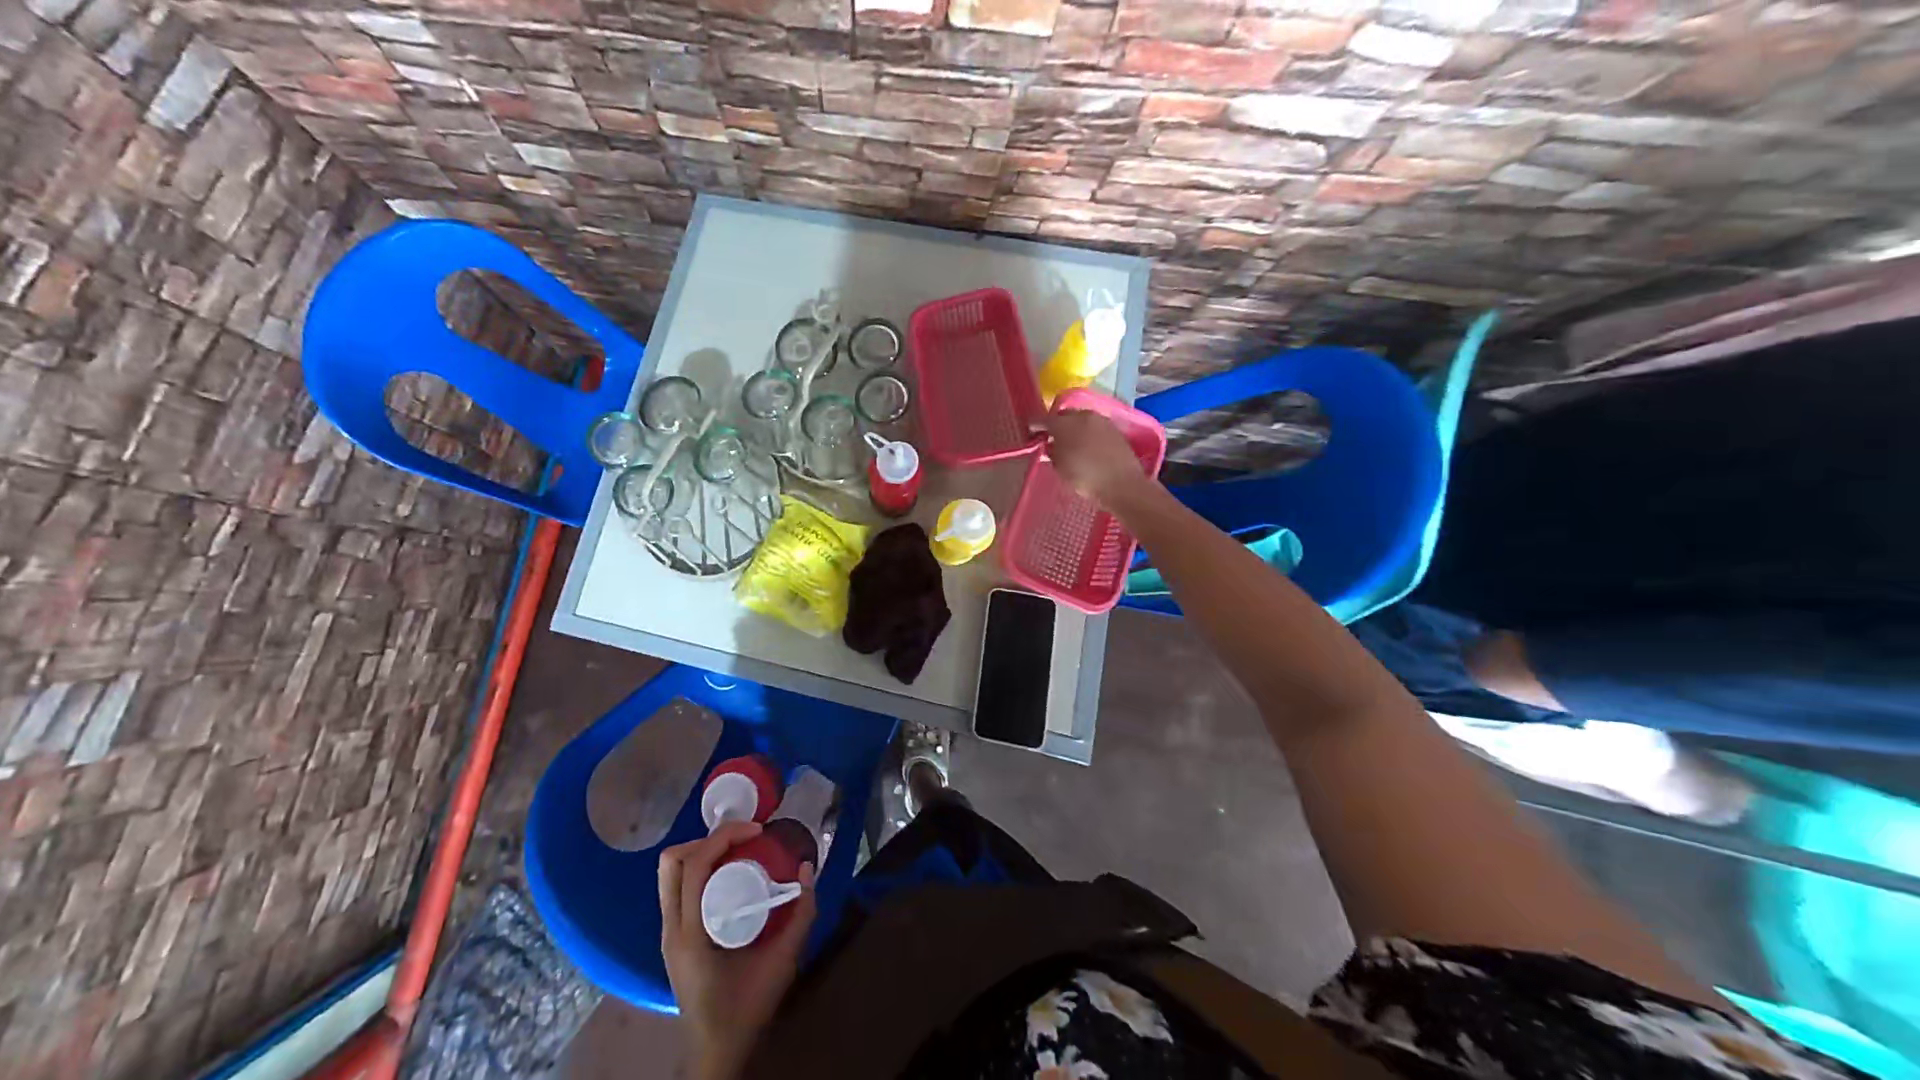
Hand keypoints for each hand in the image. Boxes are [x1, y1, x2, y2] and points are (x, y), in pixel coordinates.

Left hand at [660, 821, 816, 1079]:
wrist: (719, 1049)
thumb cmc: (748, 1007)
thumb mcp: (783, 960)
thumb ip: (801, 914)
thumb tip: (806, 868)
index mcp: (690, 934)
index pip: (693, 867)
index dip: (722, 837)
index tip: (755, 829)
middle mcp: (670, 929)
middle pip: (670, 864)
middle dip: (706, 838)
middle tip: (742, 837)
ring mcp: (666, 934)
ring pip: (668, 874)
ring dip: (699, 852)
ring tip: (736, 850)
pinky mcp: (672, 938)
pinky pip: (676, 889)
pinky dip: (697, 869)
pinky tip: (726, 874)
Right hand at [1044, 409, 1152, 507]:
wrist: (1123, 485)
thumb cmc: (1086, 478)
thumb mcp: (1061, 469)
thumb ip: (1052, 453)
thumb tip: (1051, 445)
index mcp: (1065, 423)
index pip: (1044, 419)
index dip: (1035, 425)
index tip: (1031, 431)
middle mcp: (1083, 415)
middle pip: (1065, 415)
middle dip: (1057, 424)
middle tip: (1052, 438)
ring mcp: (1102, 421)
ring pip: (1081, 419)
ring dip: (1074, 428)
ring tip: (1071, 443)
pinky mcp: (1115, 429)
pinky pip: (1095, 427)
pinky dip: (1088, 433)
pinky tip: (1087, 446)